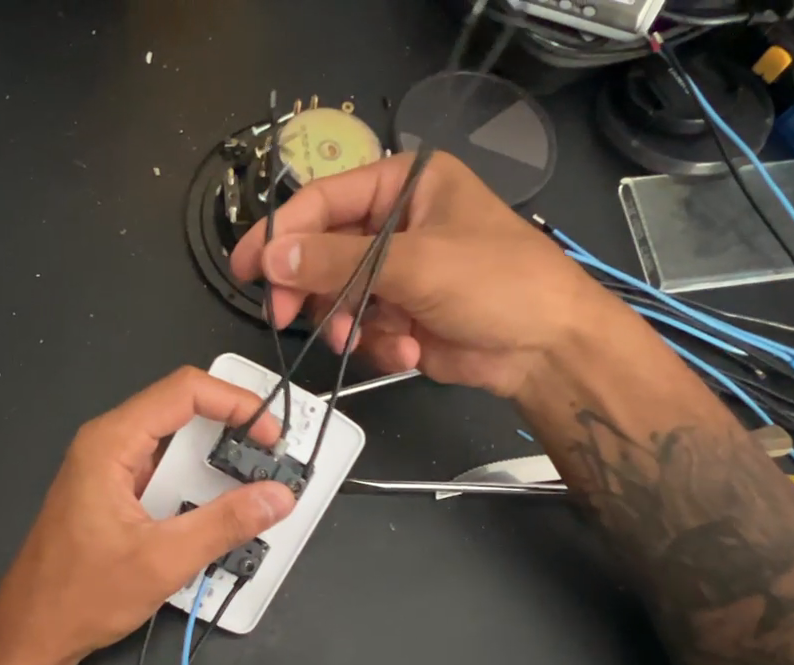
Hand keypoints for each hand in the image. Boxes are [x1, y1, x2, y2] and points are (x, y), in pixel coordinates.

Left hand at [0, 368, 297, 664]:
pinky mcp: (113, 498)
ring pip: (174, 450)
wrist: (32, 634)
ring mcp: (108, 473)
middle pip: (181, 414)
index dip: (235, 403)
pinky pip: (163, 478)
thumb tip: (277, 497)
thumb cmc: (81, 595)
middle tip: (268, 465)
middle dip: (230, 435)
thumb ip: (225, 524)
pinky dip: (194, 491)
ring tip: (248, 495)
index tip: (269, 434)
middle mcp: (107, 447)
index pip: (183, 391)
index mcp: (109, 444)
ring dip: (214, 468)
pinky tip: (215, 518)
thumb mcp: (163, 560)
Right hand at [229, 151, 625, 399]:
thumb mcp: (415, 264)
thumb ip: (338, 261)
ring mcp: (397, 273)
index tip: (247, 267)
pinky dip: (378, 343)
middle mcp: (395, 225)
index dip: (282, 233)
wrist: (546, 349)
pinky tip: (409, 349)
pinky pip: (361, 327)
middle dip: (311, 289)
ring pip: (336, 296)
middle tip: (283, 315)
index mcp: (405, 186)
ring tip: (365, 339)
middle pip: (323, 252)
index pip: (325, 201)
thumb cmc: (497, 283)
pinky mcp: (401, 315)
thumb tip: (271, 256)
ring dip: (347, 323)